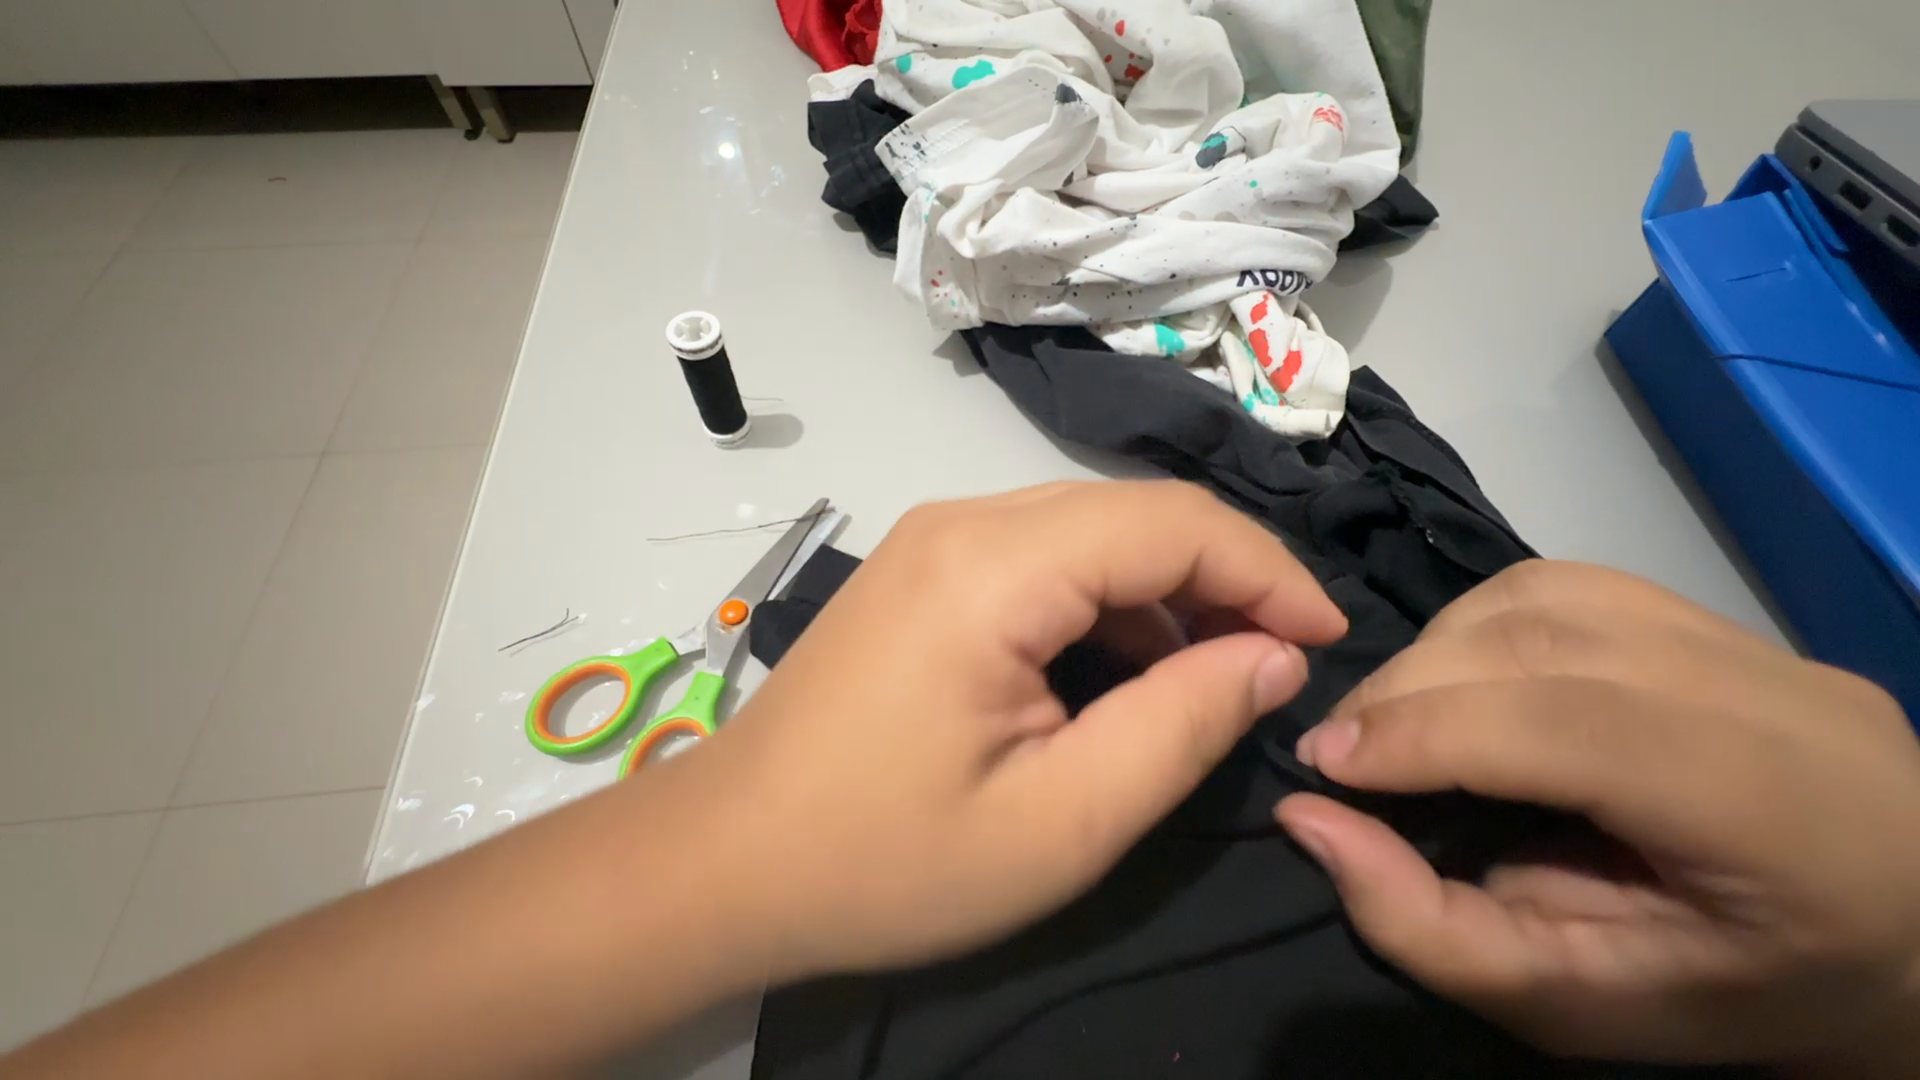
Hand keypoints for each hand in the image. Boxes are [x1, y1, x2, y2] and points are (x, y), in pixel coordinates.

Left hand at [662, 481, 1346, 981]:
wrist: (727, 860)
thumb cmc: (885, 859)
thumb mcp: (1060, 821)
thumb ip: (1181, 727)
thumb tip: (1271, 656)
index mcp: (993, 567)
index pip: (1170, 523)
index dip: (1267, 572)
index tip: (1326, 640)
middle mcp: (962, 522)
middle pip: (1130, 515)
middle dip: (1221, 576)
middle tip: (1279, 661)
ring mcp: (933, 540)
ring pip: (1087, 533)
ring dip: (1161, 591)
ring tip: (1211, 673)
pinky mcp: (920, 570)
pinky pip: (1038, 558)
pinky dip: (1101, 602)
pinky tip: (1121, 668)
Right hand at [1272, 561, 1919, 1074]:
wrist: (1881, 942)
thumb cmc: (1719, 993)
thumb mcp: (1563, 1001)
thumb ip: (1425, 925)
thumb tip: (1306, 816)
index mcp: (1789, 819)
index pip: (1579, 731)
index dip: (1430, 733)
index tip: (1325, 763)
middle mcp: (1784, 699)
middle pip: (1544, 645)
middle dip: (1406, 690)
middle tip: (1337, 747)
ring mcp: (1751, 641)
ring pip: (1540, 596)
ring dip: (1431, 649)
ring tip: (1389, 713)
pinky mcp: (1707, 614)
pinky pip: (1555, 584)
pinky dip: (1470, 622)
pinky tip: (1453, 674)